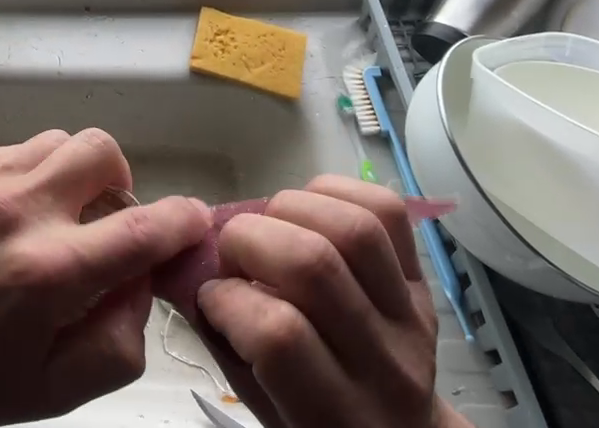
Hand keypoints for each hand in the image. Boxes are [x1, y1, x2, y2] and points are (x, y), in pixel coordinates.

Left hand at [0, 128, 208, 427]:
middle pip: (101, 151)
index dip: (182, 220)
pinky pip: (20, 150)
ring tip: (61, 219)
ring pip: (60, 142)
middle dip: (122, 185)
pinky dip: (36, 175)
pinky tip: (18, 217)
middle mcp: (17, 210)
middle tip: (109, 223)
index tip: (192, 222)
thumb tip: (144, 270)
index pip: (143, 226)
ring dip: (76, 176)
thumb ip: (127, 328)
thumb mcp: (68, 384)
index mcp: (50, 271)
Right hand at [195, 175, 466, 427]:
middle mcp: (384, 365)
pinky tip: (306, 211)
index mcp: (335, 413)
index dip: (225, 298)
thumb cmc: (306, 419)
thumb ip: (221, 335)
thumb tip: (176, 263)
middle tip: (233, 256)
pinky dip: (333, 193)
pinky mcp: (422, 282)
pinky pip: (387, 210)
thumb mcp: (256, 397)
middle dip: (248, 240)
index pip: (277, 332)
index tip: (209, 297)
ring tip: (268, 228)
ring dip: (288, 209)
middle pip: (313, 264)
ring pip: (351, 228)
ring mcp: (410, 317)